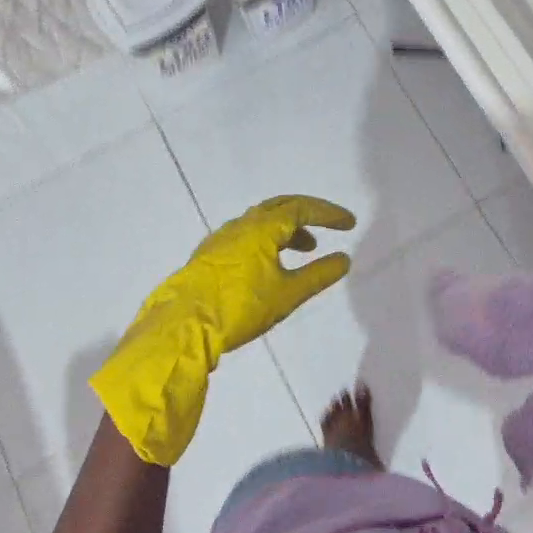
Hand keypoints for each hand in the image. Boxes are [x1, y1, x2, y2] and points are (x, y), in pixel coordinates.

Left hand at [91, 196, 355, 464]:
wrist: (183, 325)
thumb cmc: (240, 307)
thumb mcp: (288, 294)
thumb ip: (318, 275)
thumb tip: (344, 259)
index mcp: (263, 228)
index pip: (302, 209)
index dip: (328, 214)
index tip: (349, 223)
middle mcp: (242, 225)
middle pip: (280, 207)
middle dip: (307, 214)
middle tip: (327, 226)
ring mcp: (222, 239)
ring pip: (260, 222)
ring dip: (286, 229)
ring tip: (303, 249)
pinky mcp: (209, 256)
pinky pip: (246, 235)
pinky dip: (267, 240)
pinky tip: (269, 263)